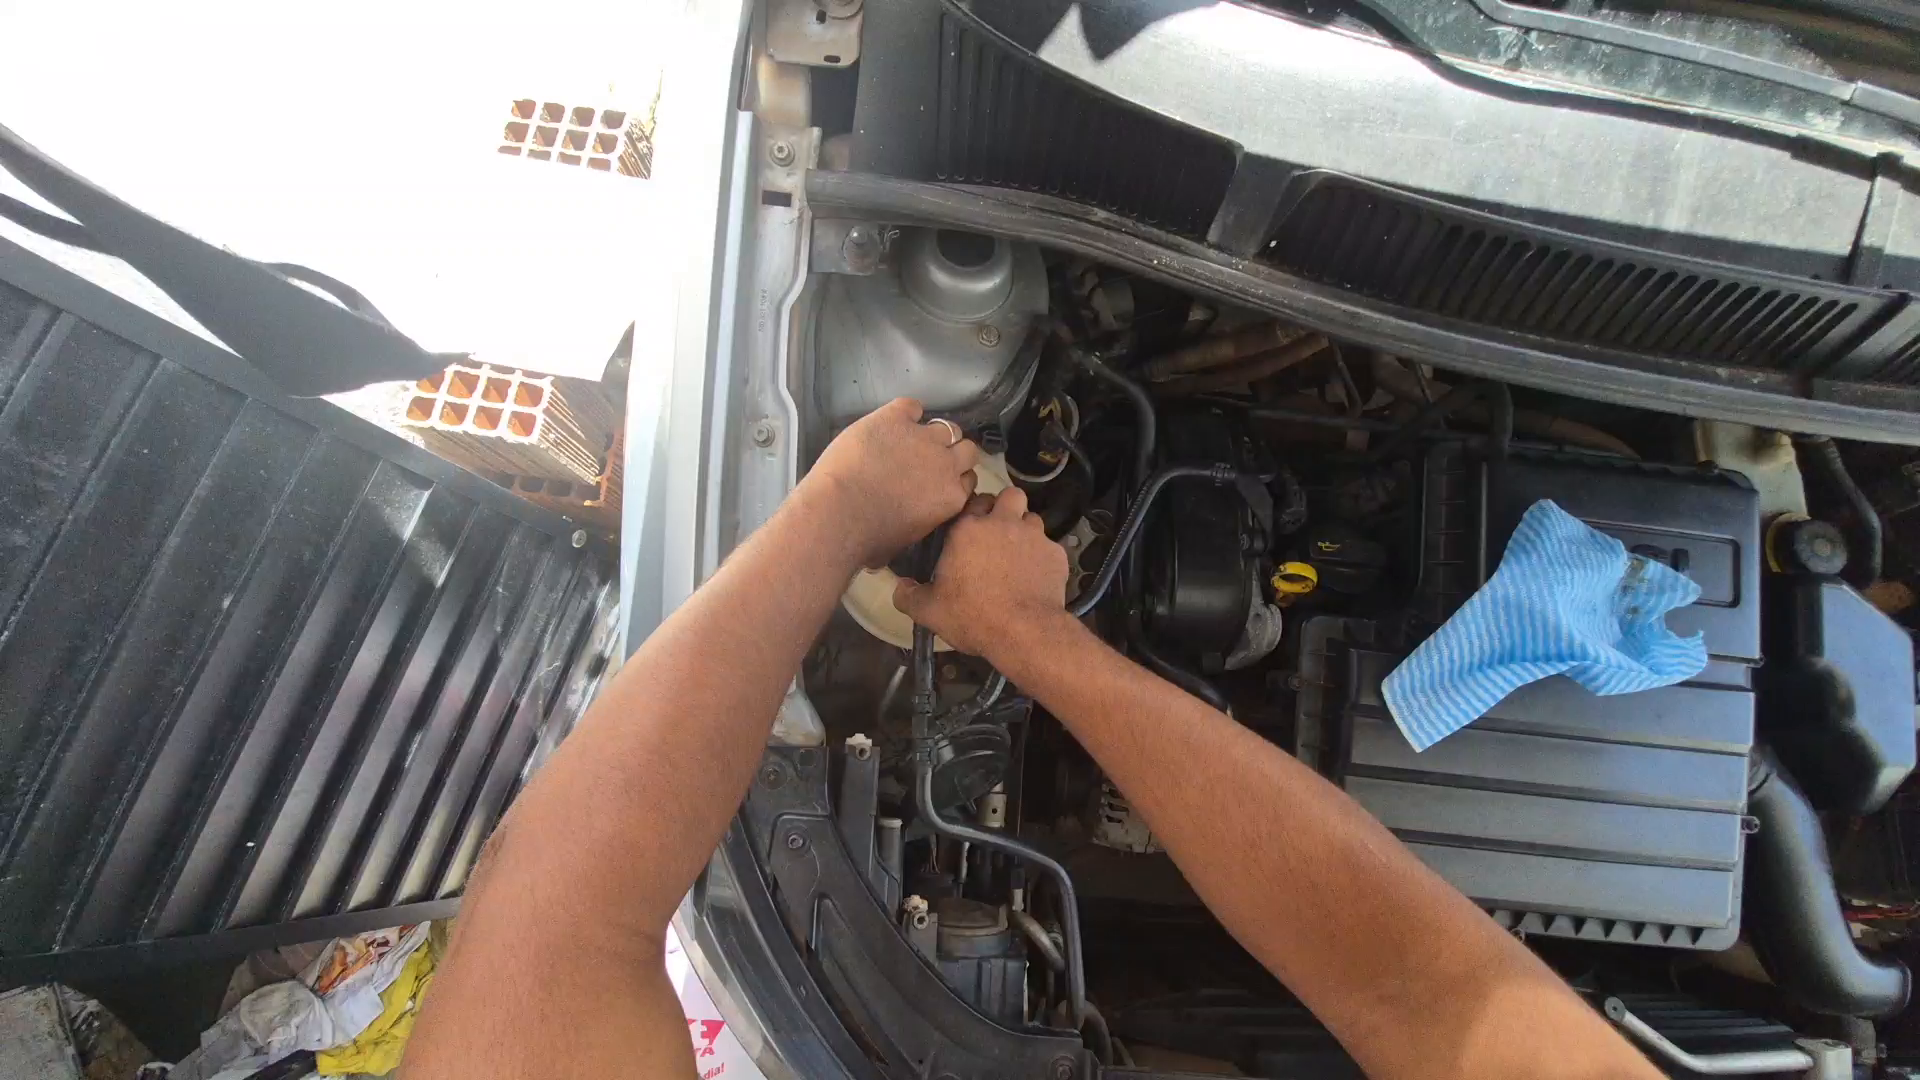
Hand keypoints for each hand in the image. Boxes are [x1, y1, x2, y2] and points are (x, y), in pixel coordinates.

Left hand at [798, 398, 979, 568]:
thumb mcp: (904, 542)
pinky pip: (911, 406)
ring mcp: (922, 437)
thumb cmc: (868, 538)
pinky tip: (892, 422)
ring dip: (933, 433)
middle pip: (968, 450)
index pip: (968, 480)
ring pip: (946, 427)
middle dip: (954, 453)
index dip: (955, 477)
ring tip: (911, 439)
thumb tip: (907, 524)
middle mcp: (945, 465)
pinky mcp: (894, 417)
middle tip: (930, 459)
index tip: (941, 480)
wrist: (839, 510)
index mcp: (950, 498)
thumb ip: (919, 523)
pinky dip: (906, 412)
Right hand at [893, 487, 1071, 658]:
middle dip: (1005, 508)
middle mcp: (1003, 523)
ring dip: (1025, 530)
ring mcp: (1034, 536)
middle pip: (1010, 496)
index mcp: (968, 529)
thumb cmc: (972, 616)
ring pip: (1032, 518)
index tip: (969, 529)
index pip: (972, 501)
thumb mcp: (930, 611)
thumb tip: (899, 587)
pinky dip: (1043, 558)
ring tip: (1018, 553)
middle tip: (997, 533)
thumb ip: (909, 595)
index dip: (973, 513)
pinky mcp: (1057, 554)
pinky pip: (1050, 547)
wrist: (1024, 632)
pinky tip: (1036, 577)